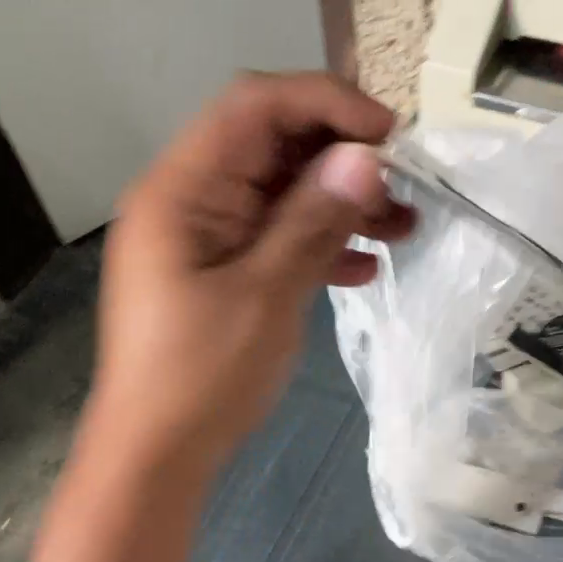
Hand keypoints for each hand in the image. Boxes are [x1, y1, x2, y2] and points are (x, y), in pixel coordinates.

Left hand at [93, 72, 414, 467]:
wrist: (155, 455)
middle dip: (342, 161)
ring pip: (279, 198)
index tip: (391, 135)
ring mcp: (202, 242)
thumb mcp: (266, 296)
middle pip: (271, 149)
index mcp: (182, 190)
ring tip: (402, 228)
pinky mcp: (216, 277)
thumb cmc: (201, 377)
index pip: (256, 107)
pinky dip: (317, 247)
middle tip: (407, 190)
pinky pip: (272, 242)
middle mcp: (188, 202)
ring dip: (340, 206)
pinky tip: (362, 270)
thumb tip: (364, 160)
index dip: (327, 105)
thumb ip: (313, 222)